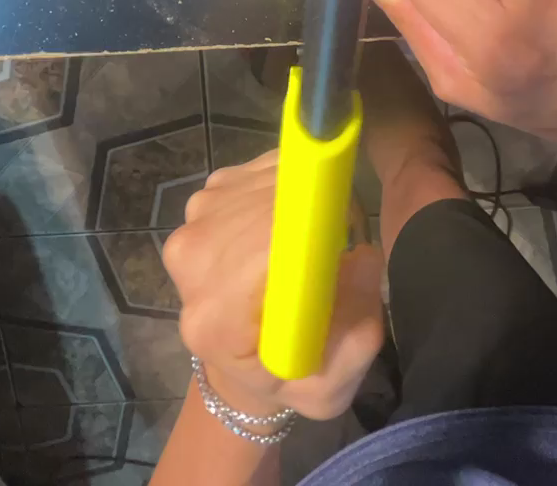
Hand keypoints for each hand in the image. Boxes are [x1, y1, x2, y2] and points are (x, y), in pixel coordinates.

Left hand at [162, 151, 385, 421]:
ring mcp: (197, 220)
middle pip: (263, 206)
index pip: (259, 250)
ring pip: (268, 182)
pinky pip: (263, 170)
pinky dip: (289, 185)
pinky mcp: (210, 192)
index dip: (305, 228)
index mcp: (215, 320)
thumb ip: (356, 338)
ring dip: (303, 198)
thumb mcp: (331, 387)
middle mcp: (193, 262)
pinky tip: (291, 220)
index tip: (340, 230)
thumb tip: (363, 255)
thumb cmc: (288, 376)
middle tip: (342, 239)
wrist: (242, 357)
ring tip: (315, 238)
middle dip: (314, 211)